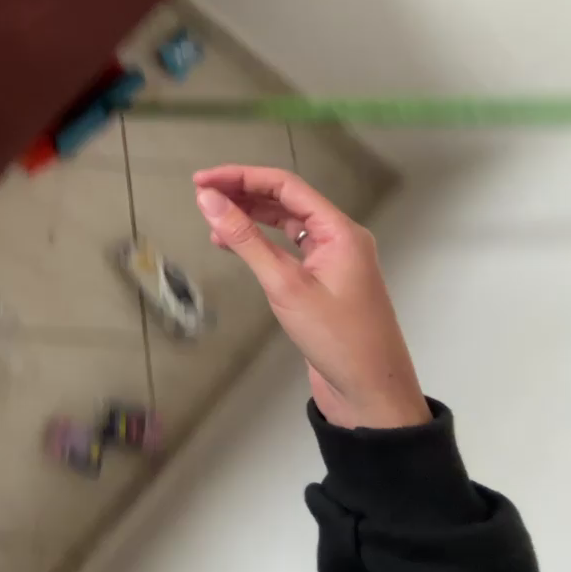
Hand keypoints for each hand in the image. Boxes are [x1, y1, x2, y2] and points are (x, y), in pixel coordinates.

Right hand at [193, 165, 430, 429]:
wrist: (370, 394)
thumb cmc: (334, 336)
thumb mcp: (284, 284)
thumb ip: (244, 237)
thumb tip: (207, 199)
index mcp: (339, 231)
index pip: (284, 186)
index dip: (240, 177)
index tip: (201, 180)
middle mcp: (338, 238)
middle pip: (284, 199)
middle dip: (241, 192)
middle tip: (200, 195)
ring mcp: (331, 258)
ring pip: (283, 221)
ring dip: (246, 215)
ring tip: (210, 216)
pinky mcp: (321, 278)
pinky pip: (284, 244)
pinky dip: (256, 239)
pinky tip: (231, 243)